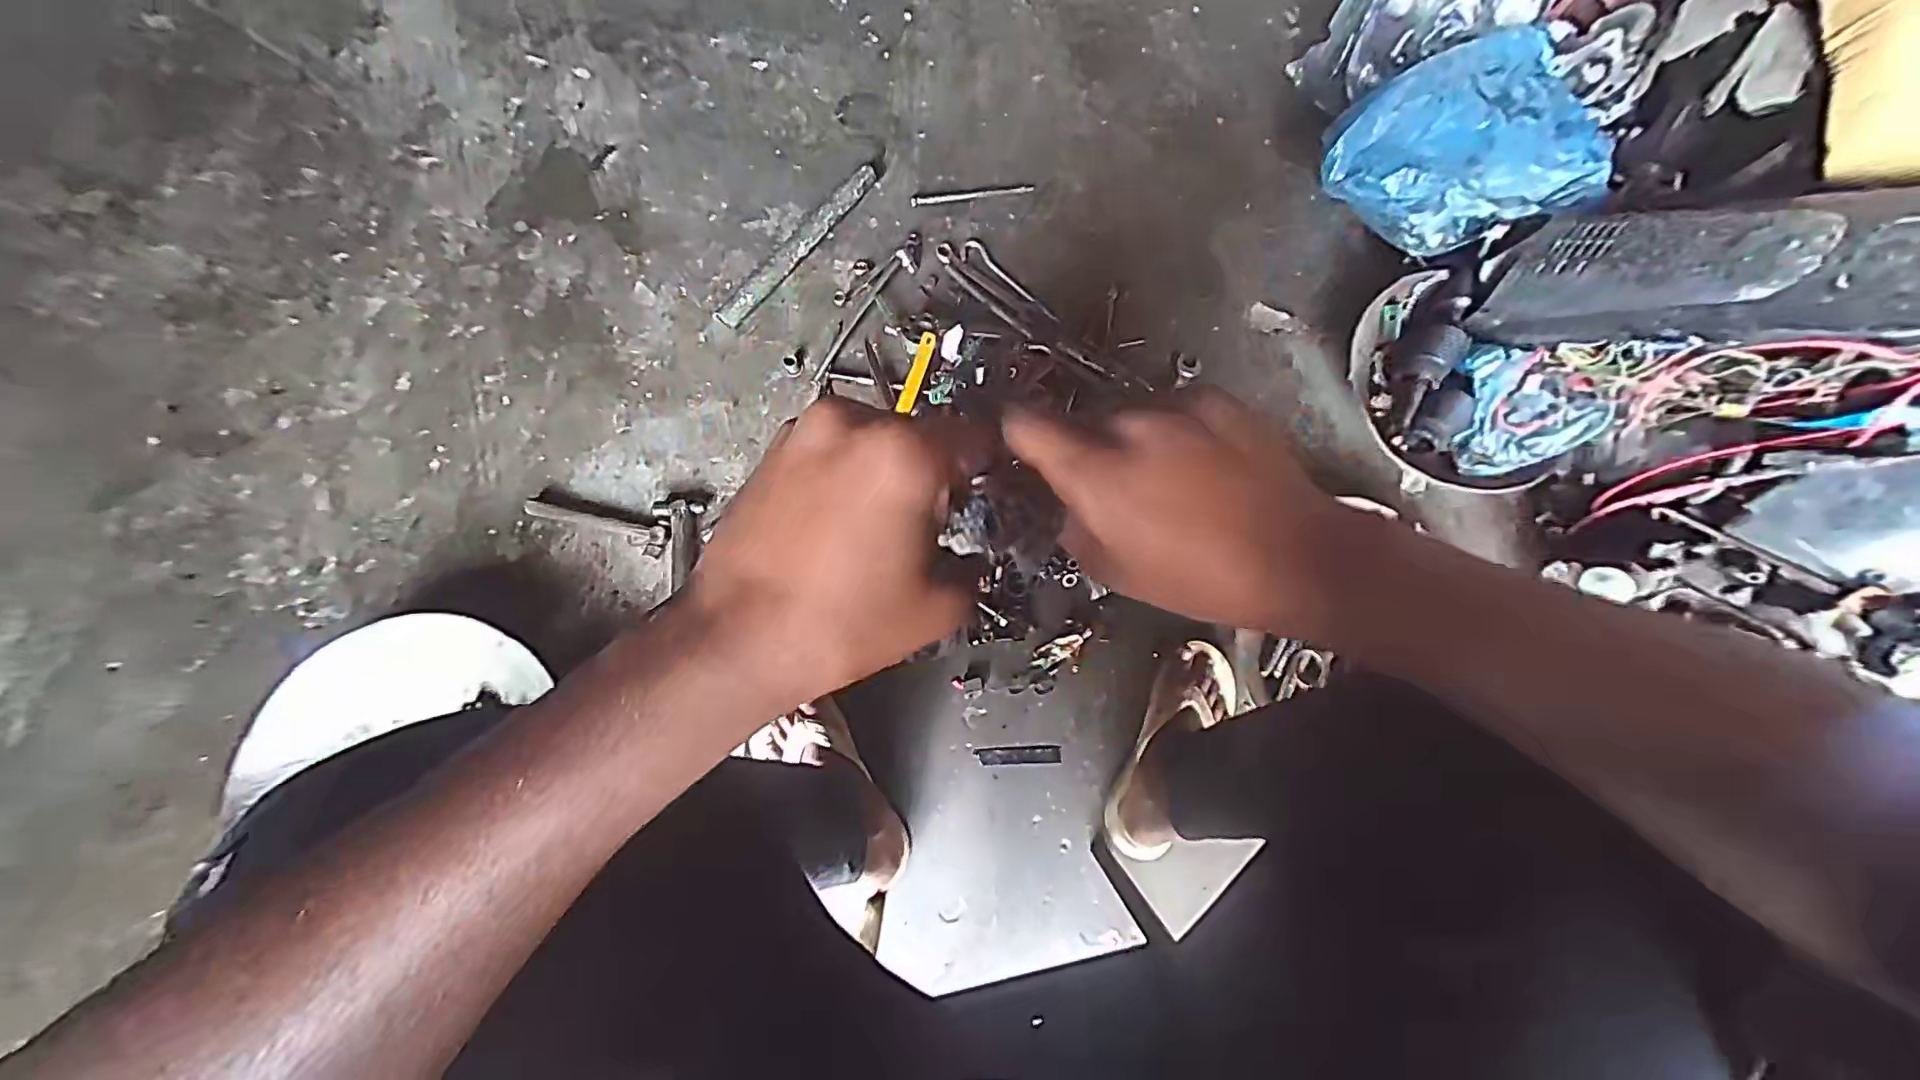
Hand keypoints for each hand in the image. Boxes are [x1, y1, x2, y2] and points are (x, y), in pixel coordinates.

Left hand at [682, 397, 973, 707]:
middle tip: (931, 521)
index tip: (982, 483)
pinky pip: (834, 449)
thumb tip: (970, 559)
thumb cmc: (826, 625)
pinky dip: (847, 474)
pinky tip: (842, 524)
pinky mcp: (777, 451)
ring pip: (874, 438)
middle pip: (920, 434)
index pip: (971, 435)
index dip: (984, 466)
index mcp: (903, 455)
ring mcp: (807, 433)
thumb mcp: (935, 608)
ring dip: (887, 470)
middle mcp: (853, 428)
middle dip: (932, 472)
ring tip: (877, 528)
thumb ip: (971, 568)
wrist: (741, 637)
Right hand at [1003, 387, 1363, 636]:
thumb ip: (1071, 526)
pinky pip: (1172, 409)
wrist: (1295, 556)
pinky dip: (1173, 430)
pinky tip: (1198, 465)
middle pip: (1082, 423)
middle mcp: (1129, 429)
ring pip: (1128, 415)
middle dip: (1086, 449)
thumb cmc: (1200, 576)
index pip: (1026, 426)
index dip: (1015, 433)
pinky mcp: (1216, 401)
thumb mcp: (1115, 570)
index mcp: (1095, 473)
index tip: (1016, 440)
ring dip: (1131, 440)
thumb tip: (1061, 504)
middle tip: (1112, 487)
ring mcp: (1176, 409)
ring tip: (1165, 480)